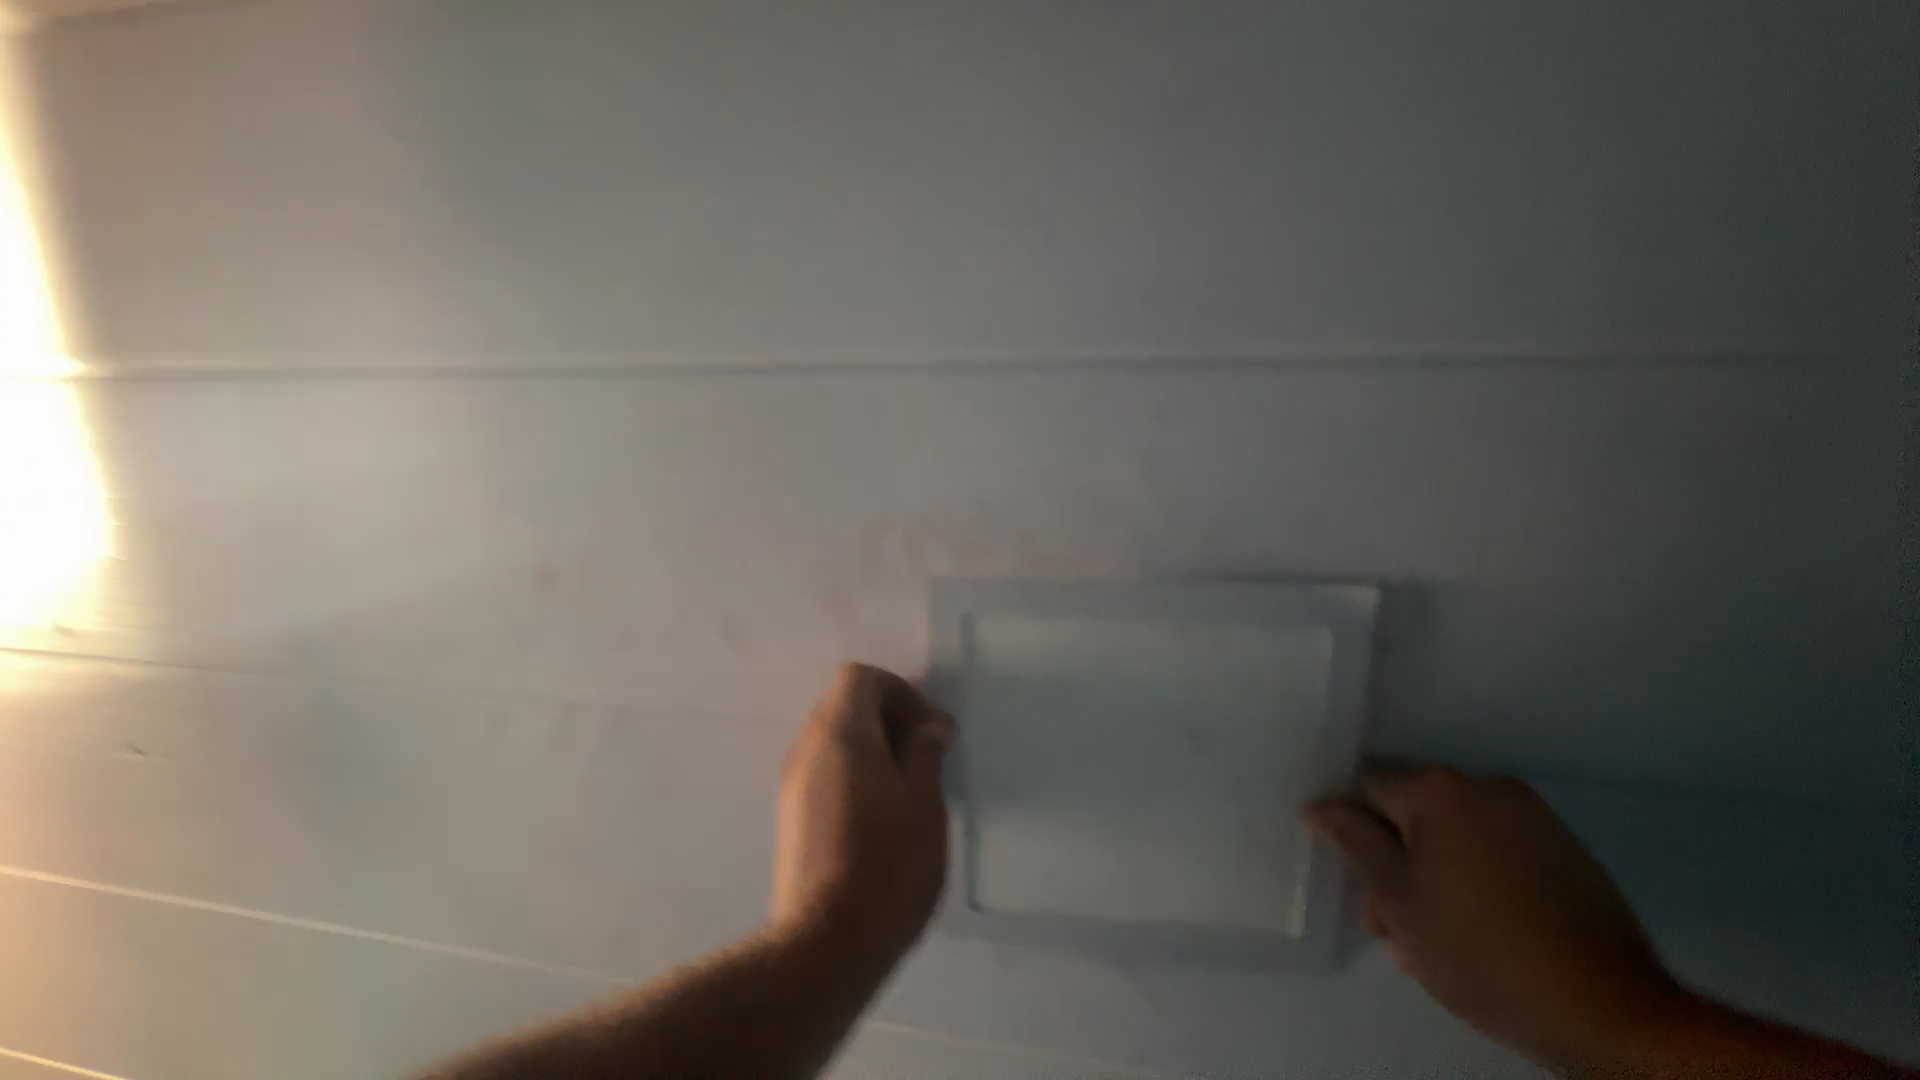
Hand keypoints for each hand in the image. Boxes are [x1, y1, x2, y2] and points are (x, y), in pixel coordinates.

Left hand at [771, 664, 953, 964]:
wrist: (825, 944)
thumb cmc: (886, 864)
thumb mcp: (923, 802)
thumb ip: (925, 753)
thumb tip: (930, 725)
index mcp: (839, 734)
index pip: (858, 677)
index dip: (899, 691)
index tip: (928, 730)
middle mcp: (806, 749)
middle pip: (843, 705)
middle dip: (889, 719)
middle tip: (926, 757)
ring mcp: (792, 786)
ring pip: (834, 741)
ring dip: (874, 748)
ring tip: (910, 790)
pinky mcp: (790, 819)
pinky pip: (825, 772)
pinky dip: (856, 774)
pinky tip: (883, 818)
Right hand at [1304, 766, 1685, 1072]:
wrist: (1606, 1011)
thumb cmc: (1479, 950)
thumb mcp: (1396, 898)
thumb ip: (1353, 841)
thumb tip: (1319, 805)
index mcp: (1441, 790)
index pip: (1367, 789)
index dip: (1350, 832)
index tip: (1353, 880)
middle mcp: (1488, 787)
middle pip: (1413, 815)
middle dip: (1392, 863)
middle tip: (1387, 924)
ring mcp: (1535, 818)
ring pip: (1455, 837)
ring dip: (1431, 877)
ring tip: (1432, 939)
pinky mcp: (1568, 852)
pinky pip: (1497, 852)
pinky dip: (1475, 880)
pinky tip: (1477, 931)